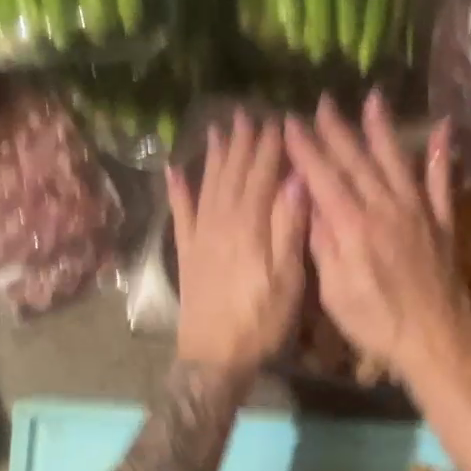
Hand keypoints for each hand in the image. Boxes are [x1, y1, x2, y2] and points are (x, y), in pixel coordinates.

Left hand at [166, 111, 307, 369]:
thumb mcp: (287, 279)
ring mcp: (200, 238)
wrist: (214, 357)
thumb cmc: (259, 321)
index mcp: (250, 226)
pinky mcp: (187, 255)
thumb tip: (297, 179)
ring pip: (208, 186)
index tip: (278, 121)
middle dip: (242, 143)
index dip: (270, 148)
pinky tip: (174, 171)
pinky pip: (180, 215)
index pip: (262, 176)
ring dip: (214, 156)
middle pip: (233, 174)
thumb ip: (289, 227)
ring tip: (219, 129)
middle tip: (248, 114)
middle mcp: (221, 223)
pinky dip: (177, 191)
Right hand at [283, 94, 470, 382]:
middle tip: (321, 103)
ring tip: (372, 99)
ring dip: (382, 129)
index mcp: (353, 227)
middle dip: (336, 130)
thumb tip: (309, 203)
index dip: (304, 150)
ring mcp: (417, 211)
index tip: (288, 124)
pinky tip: (443, 129)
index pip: (323, 178)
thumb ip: (322, 244)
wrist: (435, 338)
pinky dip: (441, 155)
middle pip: (356, 161)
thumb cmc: (376, 323)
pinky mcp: (441, 222)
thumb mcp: (334, 292)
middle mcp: (385, 208)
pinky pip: (441, 181)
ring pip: (395, 161)